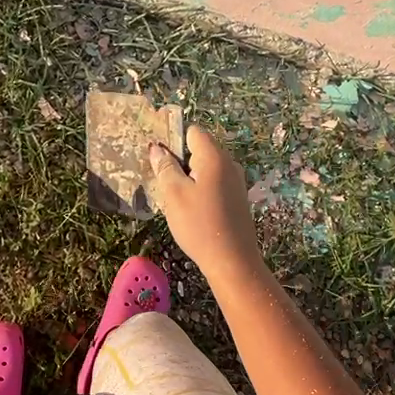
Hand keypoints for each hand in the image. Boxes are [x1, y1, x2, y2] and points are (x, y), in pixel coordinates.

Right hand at [150, 127, 262, 280]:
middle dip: (180, 160)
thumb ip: (165, 167)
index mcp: (214, 156)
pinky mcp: (238, 198)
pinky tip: (192, 209)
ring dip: (190, 177)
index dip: (174, 141)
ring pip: (206, 167)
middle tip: (164, 182)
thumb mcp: (174, 194)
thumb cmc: (200, 225)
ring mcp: (236, 181)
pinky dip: (202, 188)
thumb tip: (156, 148)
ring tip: (176, 198)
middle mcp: (229, 163)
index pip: (193, 132)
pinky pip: (215, 182)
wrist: (233, 263)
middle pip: (200, 149)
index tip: (161, 160)